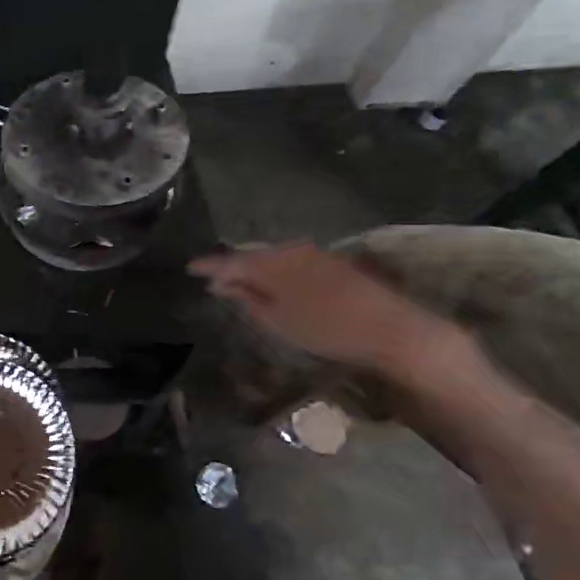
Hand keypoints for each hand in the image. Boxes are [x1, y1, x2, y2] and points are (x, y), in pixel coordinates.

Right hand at [190, 244, 480, 389]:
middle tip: (210, 278)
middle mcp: (291, 250)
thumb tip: (220, 284)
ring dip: (254, 269)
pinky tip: (272, 283)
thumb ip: (246, 299)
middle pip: (252, 255)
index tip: (189, 269)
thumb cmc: (327, 329)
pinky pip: (290, 261)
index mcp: (274, 262)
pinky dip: (274, 271)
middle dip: (231, 266)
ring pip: (272, 257)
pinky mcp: (331, 263)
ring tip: (237, 282)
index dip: (209, 266)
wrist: (390, 329)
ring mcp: (314, 254)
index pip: (232, 260)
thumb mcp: (278, 320)